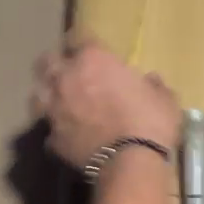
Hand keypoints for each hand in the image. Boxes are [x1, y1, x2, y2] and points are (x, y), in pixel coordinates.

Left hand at [31, 30, 180, 170]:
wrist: (132, 165)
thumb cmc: (151, 125)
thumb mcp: (165, 101)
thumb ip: (155, 87)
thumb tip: (152, 82)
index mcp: (93, 59)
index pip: (79, 37)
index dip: (85, 44)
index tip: (92, 51)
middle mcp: (66, 78)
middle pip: (48, 60)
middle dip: (57, 64)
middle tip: (70, 74)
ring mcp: (55, 110)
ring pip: (39, 94)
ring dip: (48, 96)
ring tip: (60, 104)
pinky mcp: (53, 139)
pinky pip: (50, 132)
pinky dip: (57, 133)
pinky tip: (66, 138)